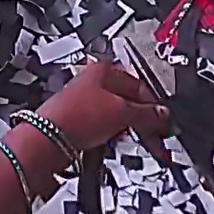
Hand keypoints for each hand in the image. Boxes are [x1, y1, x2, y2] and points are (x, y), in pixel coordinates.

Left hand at [36, 60, 169, 151]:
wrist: (49, 138)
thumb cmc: (76, 115)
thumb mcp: (122, 112)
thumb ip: (147, 114)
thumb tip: (162, 114)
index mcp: (103, 69)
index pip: (139, 84)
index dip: (154, 104)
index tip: (164, 121)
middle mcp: (93, 82)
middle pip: (128, 100)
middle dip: (143, 119)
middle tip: (155, 136)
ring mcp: (86, 102)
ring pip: (117, 115)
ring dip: (129, 129)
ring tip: (135, 139)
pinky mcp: (80, 120)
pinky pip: (104, 127)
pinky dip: (113, 135)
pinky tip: (114, 143)